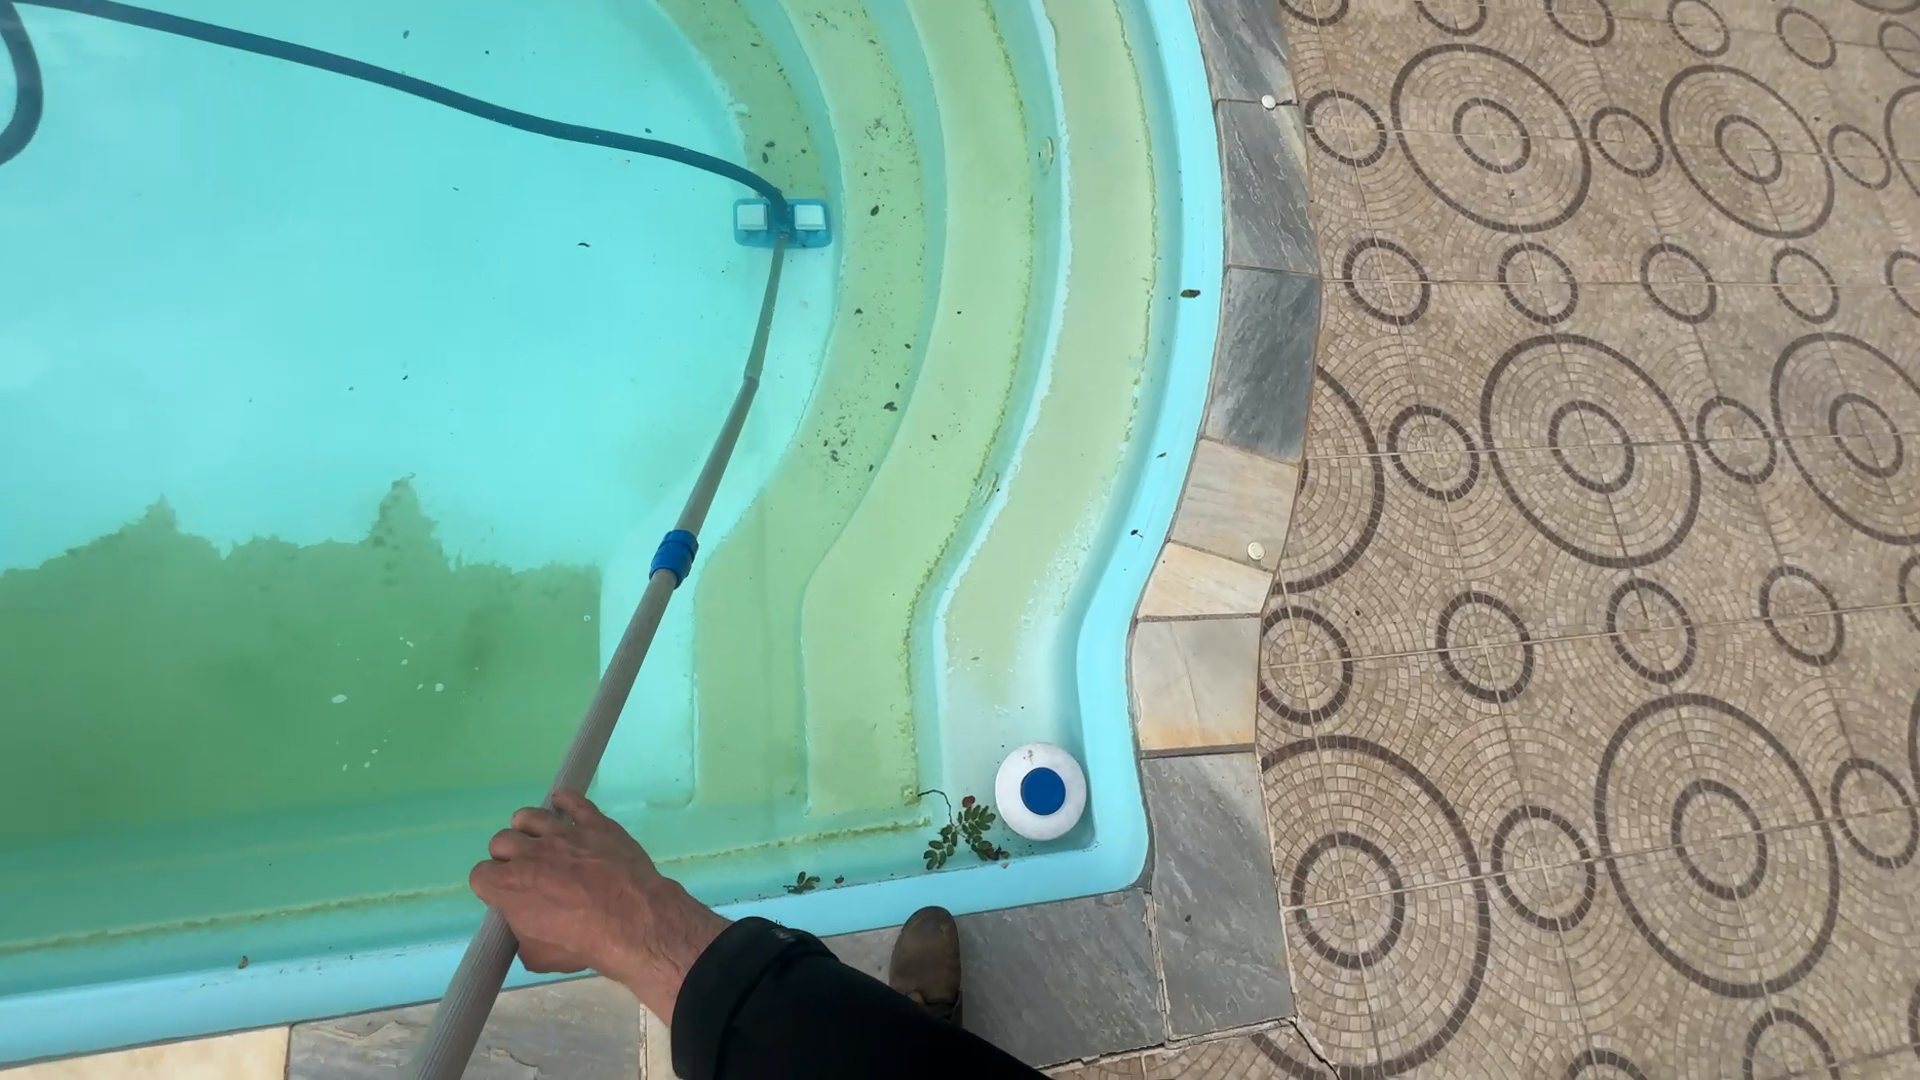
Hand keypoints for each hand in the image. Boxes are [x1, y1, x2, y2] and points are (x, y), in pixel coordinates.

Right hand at [469, 790, 729, 1021]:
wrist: (631, 917)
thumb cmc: (582, 942)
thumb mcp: (536, 955)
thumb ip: (521, 934)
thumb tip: (525, 924)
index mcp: (509, 886)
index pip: (480, 874)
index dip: (490, 882)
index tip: (502, 888)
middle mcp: (531, 853)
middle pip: (502, 840)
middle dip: (507, 853)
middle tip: (522, 865)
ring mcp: (564, 833)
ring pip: (530, 816)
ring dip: (528, 826)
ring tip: (537, 836)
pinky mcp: (595, 822)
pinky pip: (574, 801)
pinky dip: (565, 800)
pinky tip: (562, 803)